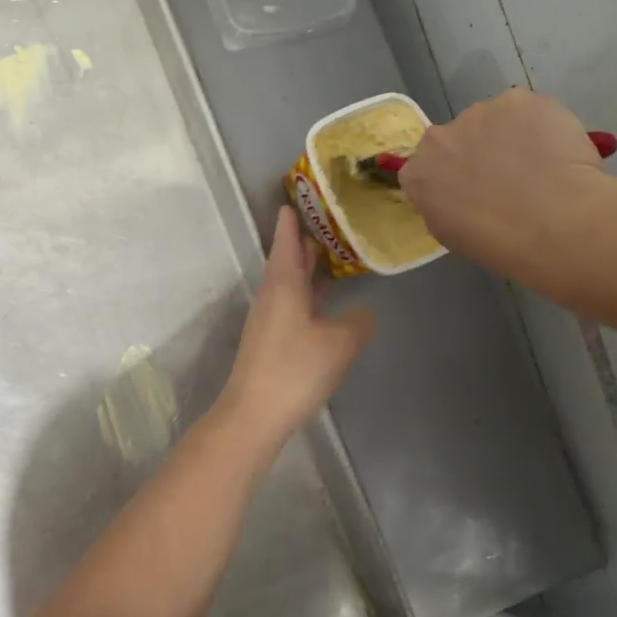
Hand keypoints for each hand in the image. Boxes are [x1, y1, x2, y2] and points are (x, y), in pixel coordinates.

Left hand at [215, 206, 376, 447]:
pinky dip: (305, 297)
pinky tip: (321, 305)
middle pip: (285, 264)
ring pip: (287, 287)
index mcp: (283, 287)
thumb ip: (357, 322)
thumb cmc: (295, 370)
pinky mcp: (270, 345)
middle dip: (300, 244)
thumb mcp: (339, 343)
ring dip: (304, 271)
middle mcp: (271, 299)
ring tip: (325, 257)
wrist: (254, 414)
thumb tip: (362, 313)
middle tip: (319, 224)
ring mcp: (268, 323)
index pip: (286, 245)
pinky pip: (290, 308)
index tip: (291, 202)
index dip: (291, 224)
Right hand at [397, 87, 616, 277]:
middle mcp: (438, 138)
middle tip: (507, 175)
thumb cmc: (498, 242)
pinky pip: (528, 110)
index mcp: (417, 174)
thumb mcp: (450, 234)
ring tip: (539, 163)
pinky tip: (556, 149)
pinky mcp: (517, 100)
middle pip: (456, 137)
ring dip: (509, 135)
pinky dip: (541, 124)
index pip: (426, 168)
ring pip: (493, 120)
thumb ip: (442, 203)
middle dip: (477, 150)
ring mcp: (477, 114)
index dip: (452, 176)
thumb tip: (457, 193)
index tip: (472, 188)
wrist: (554, 223)